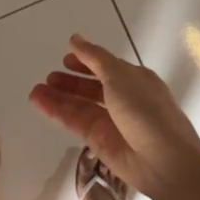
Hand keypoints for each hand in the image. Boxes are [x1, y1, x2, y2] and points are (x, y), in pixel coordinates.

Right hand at [30, 34, 199, 199]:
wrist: (163, 160)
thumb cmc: (146, 111)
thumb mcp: (120, 76)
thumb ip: (94, 58)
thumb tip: (75, 38)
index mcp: (135, 80)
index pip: (106, 67)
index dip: (86, 62)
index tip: (65, 58)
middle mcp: (123, 99)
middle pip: (91, 88)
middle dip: (70, 82)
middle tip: (49, 78)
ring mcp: (111, 122)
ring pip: (79, 105)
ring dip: (58, 97)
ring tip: (35, 91)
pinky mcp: (98, 141)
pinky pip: (75, 122)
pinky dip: (57, 112)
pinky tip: (39, 102)